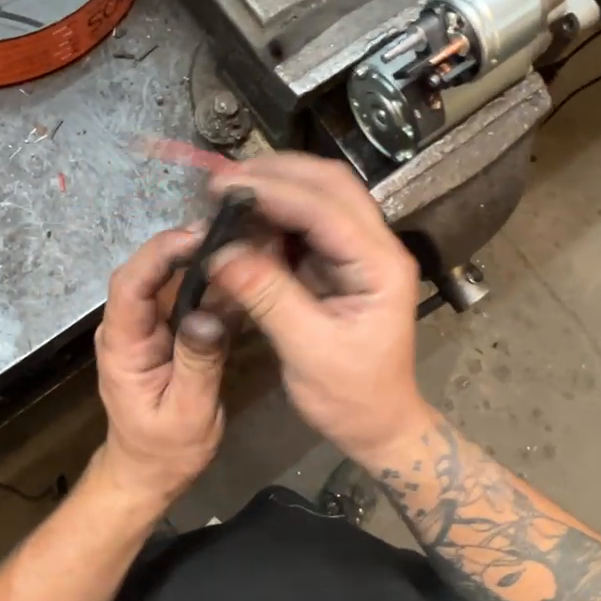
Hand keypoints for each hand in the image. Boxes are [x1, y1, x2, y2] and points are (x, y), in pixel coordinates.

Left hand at [91, 227, 229, 501]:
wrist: (151, 471)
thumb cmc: (164, 450)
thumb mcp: (187, 412)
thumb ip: (197, 362)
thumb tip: (210, 315)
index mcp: (123, 343)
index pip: (131, 284)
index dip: (161, 254)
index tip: (199, 236)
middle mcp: (132, 326)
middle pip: (152, 271)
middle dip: (189, 248)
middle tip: (237, 232)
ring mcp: (151, 328)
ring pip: (174, 281)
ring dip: (208, 263)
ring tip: (248, 246)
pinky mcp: (171, 332)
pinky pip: (191, 300)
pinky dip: (217, 287)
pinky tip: (246, 276)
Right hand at [206, 153, 430, 462]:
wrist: (379, 425)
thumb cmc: (353, 397)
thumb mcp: (308, 351)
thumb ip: (267, 297)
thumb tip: (219, 254)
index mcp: (380, 265)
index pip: (326, 208)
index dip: (274, 191)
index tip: (225, 187)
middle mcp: (376, 248)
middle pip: (331, 186)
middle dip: (277, 175)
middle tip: (223, 182)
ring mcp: (359, 255)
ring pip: (320, 199)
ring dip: (275, 191)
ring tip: (227, 197)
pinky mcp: (340, 267)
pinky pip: (307, 227)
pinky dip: (275, 219)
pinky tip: (245, 223)